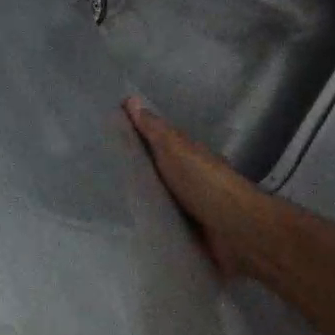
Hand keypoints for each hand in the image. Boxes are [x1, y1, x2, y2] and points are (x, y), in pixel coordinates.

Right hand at [123, 96, 266, 277]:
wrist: (235, 231)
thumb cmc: (204, 183)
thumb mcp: (175, 149)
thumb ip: (154, 130)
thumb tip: (130, 98)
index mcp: (189, 155)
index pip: (159, 142)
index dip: (137, 138)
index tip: (106, 138)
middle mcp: (191, 180)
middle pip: (158, 172)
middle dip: (135, 172)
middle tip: (99, 172)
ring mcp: (191, 210)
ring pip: (160, 199)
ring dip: (141, 201)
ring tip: (105, 203)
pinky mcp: (189, 236)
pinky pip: (163, 227)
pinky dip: (149, 226)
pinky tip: (127, 229)